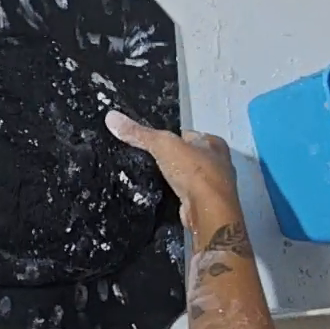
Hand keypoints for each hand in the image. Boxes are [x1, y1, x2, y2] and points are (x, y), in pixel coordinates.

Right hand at [105, 110, 240, 229]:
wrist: (207, 212)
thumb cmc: (193, 172)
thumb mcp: (162, 144)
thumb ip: (138, 133)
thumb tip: (111, 117)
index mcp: (213, 143)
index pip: (185, 135)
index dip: (166, 137)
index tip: (148, 142)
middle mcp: (218, 163)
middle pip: (186, 155)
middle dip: (169, 158)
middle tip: (145, 160)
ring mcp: (214, 186)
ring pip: (186, 176)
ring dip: (171, 178)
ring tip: (148, 177)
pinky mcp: (205, 205)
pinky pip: (184, 194)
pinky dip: (173, 194)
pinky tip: (159, 194)